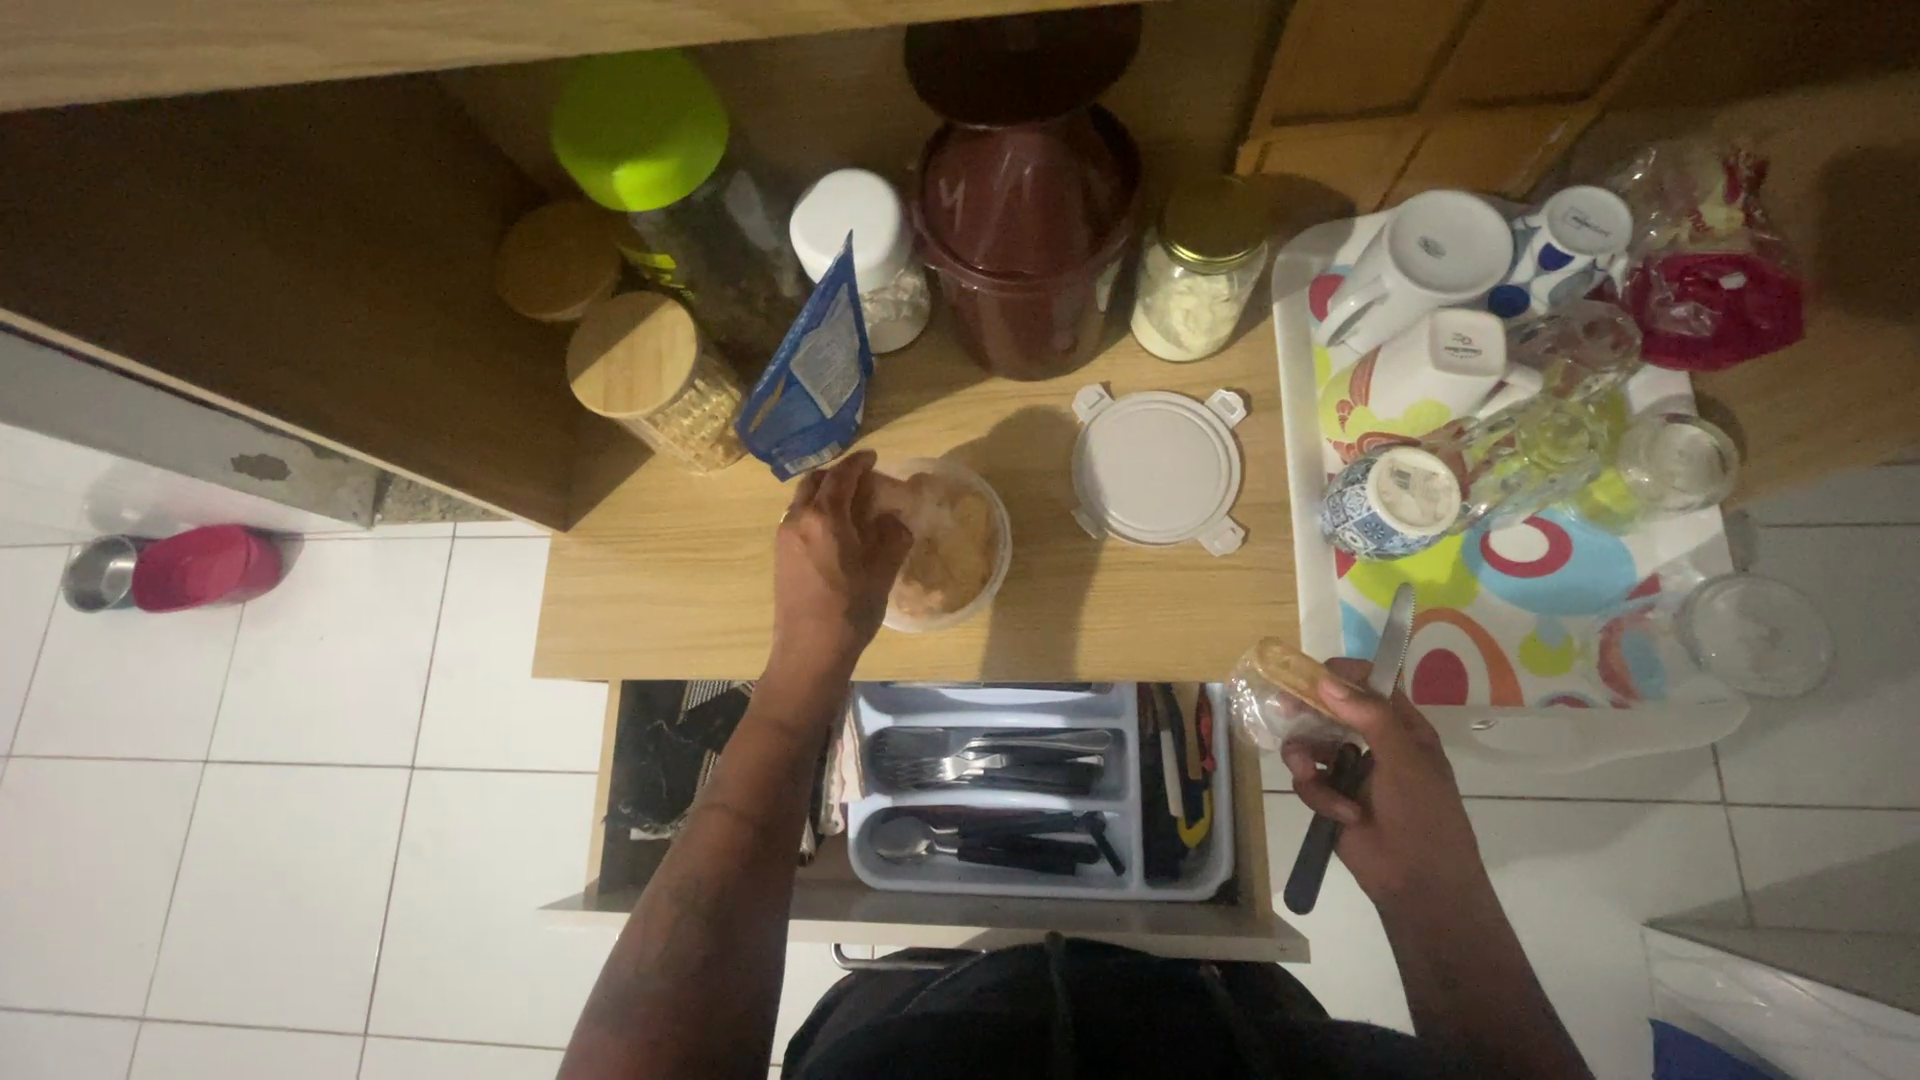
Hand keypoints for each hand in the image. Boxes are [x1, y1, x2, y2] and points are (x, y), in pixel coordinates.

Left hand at [768, 450, 912, 679]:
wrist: (809, 651)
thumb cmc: (850, 610)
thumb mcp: (882, 573)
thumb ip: (892, 538)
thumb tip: (894, 521)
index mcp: (824, 517)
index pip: (841, 476)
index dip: (859, 462)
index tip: (873, 458)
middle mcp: (797, 519)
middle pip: (815, 481)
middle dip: (838, 475)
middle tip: (862, 481)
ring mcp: (784, 538)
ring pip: (803, 500)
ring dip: (825, 494)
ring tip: (850, 507)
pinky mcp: (780, 556)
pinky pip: (797, 519)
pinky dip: (816, 512)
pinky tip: (835, 532)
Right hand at [1282, 658, 1491, 910]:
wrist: (1419, 882)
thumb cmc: (1424, 815)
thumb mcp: (1405, 761)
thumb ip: (1370, 717)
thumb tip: (1327, 680)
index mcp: (1401, 728)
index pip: (1370, 684)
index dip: (1344, 674)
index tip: (1316, 676)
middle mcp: (1373, 742)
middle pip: (1330, 708)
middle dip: (1308, 711)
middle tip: (1285, 708)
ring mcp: (1349, 768)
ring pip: (1309, 743)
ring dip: (1305, 757)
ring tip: (1308, 773)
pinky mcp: (1330, 795)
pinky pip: (1307, 778)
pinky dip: (1317, 793)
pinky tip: (1338, 811)